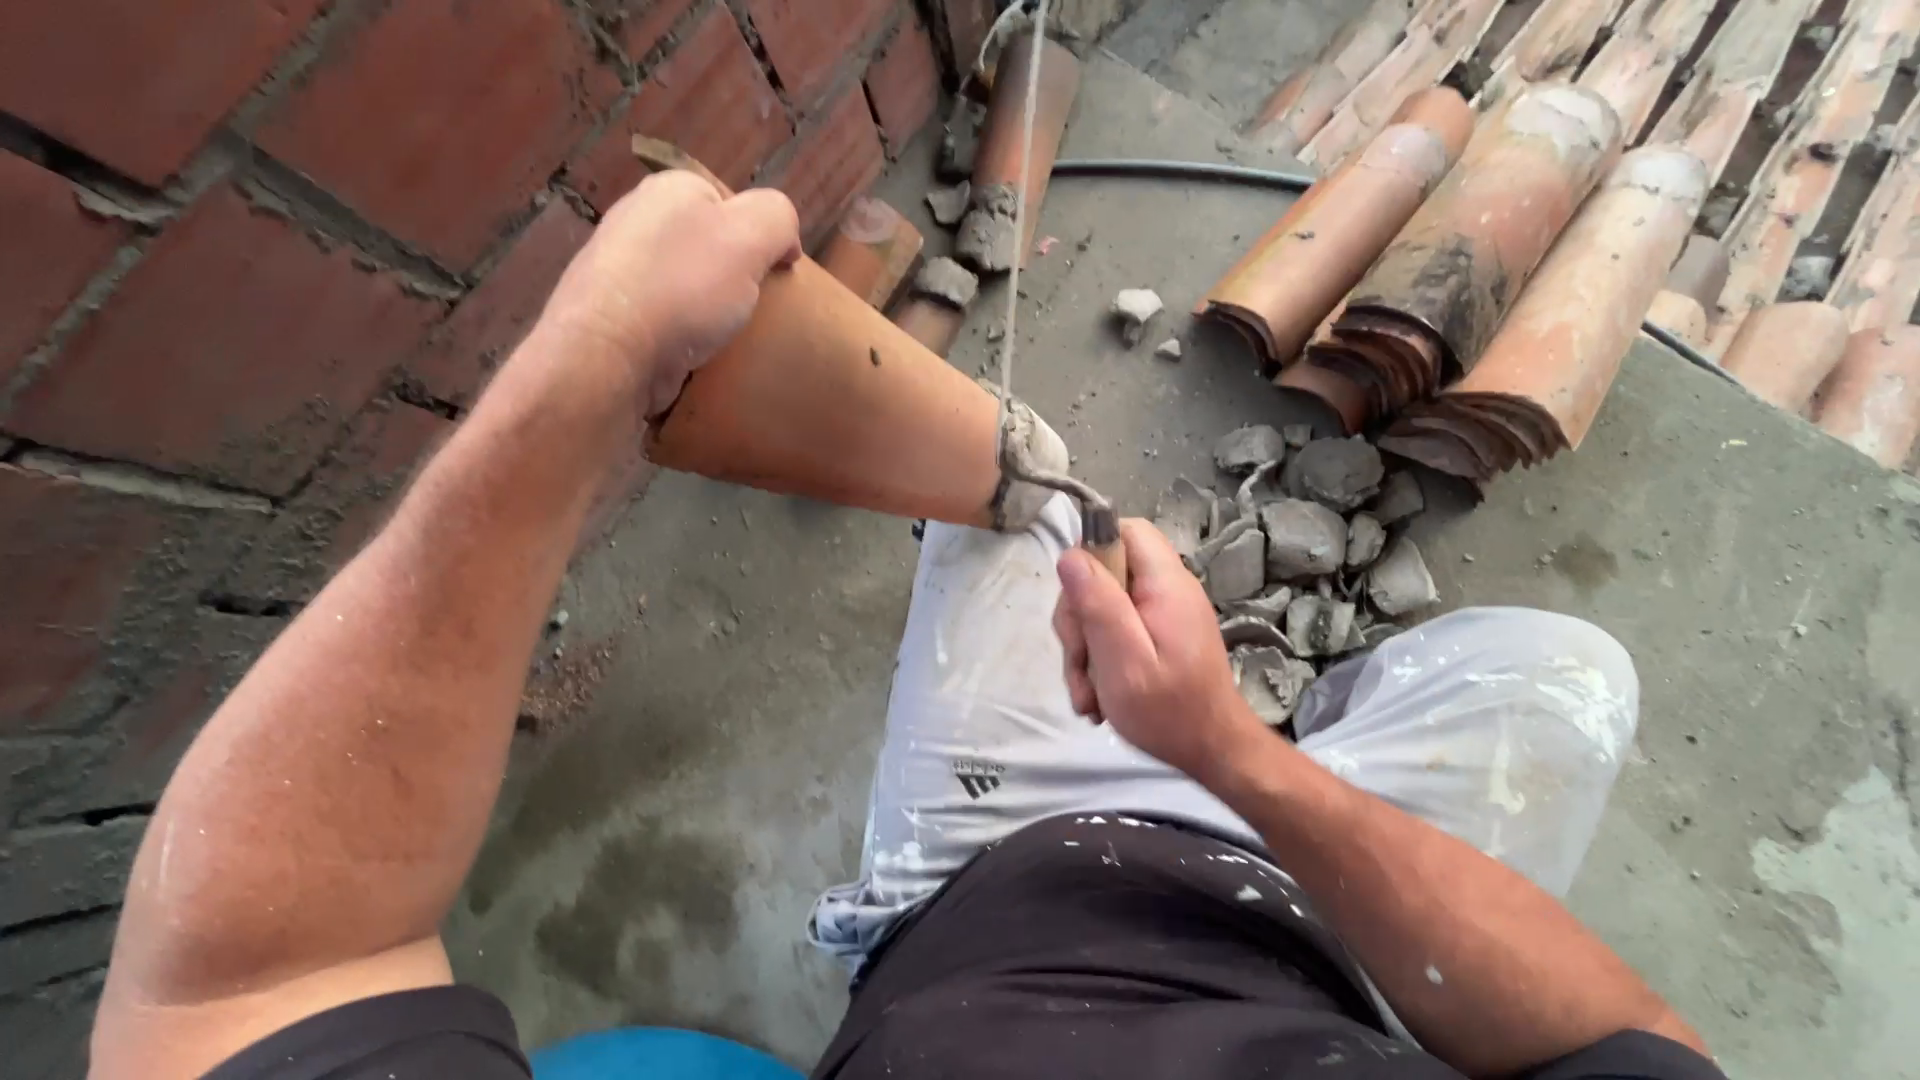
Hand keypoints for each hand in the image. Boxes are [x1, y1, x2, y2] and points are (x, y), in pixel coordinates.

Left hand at [540, 170, 801, 418]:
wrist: (611, 355)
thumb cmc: (684, 287)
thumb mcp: (750, 235)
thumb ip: (778, 219)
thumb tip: (783, 244)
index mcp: (669, 190)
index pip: (732, 203)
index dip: (760, 238)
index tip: (773, 276)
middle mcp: (639, 221)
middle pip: (710, 246)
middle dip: (737, 277)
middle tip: (756, 310)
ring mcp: (622, 270)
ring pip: (689, 286)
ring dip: (712, 311)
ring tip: (730, 339)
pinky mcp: (616, 317)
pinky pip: (667, 320)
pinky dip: (687, 337)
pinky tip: (698, 355)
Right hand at [1052, 520, 1271, 781]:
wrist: (1212, 754)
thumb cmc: (1169, 710)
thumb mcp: (1124, 660)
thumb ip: (1098, 605)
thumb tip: (1069, 555)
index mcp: (1165, 584)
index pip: (1126, 530)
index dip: (1092, 551)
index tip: (1076, 597)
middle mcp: (1166, 590)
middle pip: (1104, 574)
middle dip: (1079, 619)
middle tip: (1078, 662)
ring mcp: (1162, 615)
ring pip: (1102, 607)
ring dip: (1084, 650)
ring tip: (1088, 694)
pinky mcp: (1158, 638)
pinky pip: (1115, 632)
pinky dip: (1099, 662)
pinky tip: (1098, 697)